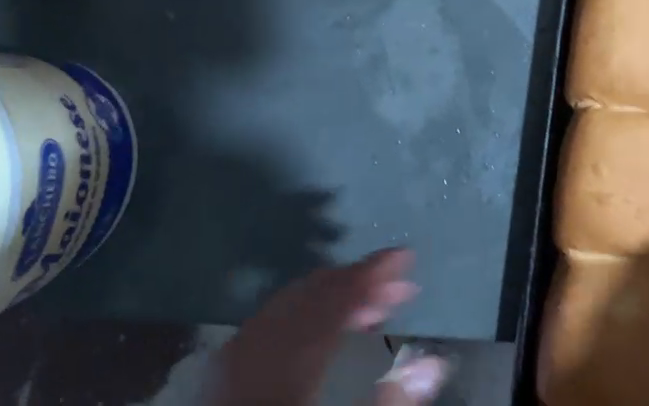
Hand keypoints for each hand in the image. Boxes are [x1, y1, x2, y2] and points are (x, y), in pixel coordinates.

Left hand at [211, 249, 447, 405]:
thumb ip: (387, 403)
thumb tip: (430, 364)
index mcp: (289, 373)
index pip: (335, 303)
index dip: (371, 273)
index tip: (404, 256)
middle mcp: (256, 359)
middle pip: (309, 299)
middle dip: (355, 284)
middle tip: (397, 288)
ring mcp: (230, 372)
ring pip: (284, 310)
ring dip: (328, 301)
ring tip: (367, 310)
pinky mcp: (218, 387)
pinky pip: (264, 330)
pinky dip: (299, 319)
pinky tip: (319, 337)